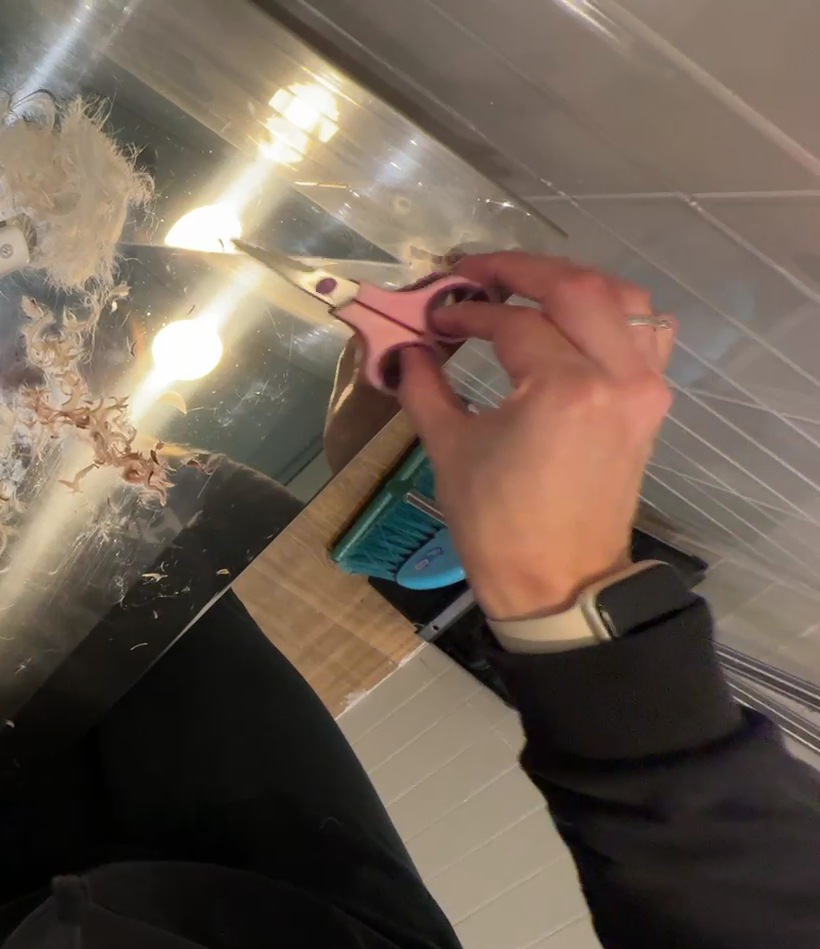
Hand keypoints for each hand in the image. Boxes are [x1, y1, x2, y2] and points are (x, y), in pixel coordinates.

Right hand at [397, 252, 675, 619]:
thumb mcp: (446, 446)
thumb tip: (406, 351)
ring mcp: (644, 384)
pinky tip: (568, 320)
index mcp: (560, 388)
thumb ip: (425, 388)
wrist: (554, 571)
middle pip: (578, 288)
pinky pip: (644, 331)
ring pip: (624, 300)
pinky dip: (607, 311)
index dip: (464, 312)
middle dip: (520, 270)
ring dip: (569, 283)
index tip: (429, 317)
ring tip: (520, 286)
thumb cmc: (491, 516)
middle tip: (471, 272)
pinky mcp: (650, 398)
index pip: (512, 322)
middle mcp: (615, 374)